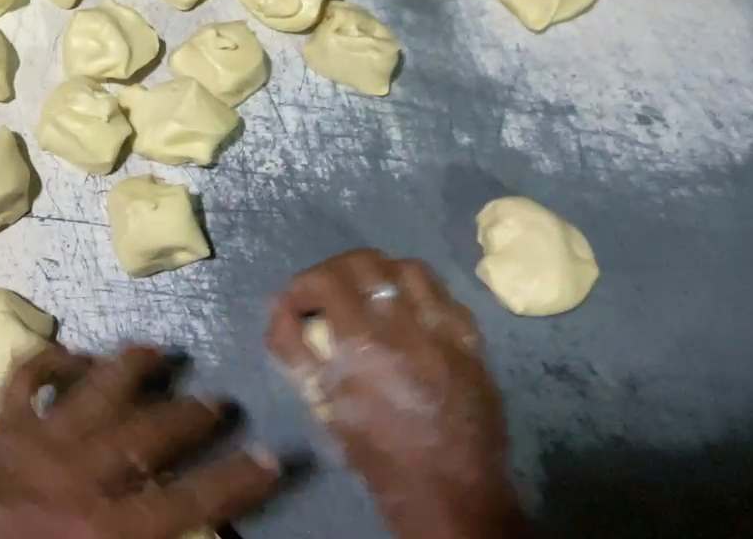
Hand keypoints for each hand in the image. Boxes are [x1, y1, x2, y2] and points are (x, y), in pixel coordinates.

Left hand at [0, 344, 280, 538]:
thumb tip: (190, 534)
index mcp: (105, 530)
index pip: (187, 504)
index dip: (234, 483)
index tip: (272, 456)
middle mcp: (78, 477)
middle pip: (146, 438)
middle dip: (188, 418)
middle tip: (221, 401)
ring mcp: (36, 442)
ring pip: (92, 393)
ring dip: (127, 370)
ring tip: (158, 350)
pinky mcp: (0, 426)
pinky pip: (25, 380)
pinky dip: (49, 361)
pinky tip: (72, 352)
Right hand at [266, 250, 526, 538]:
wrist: (448, 491)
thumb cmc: (372, 447)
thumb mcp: (317, 399)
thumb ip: (290, 346)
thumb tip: (278, 306)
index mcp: (364, 343)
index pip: (325, 279)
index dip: (302, 284)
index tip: (296, 303)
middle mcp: (407, 329)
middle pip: (368, 261)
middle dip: (337, 269)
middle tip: (328, 291)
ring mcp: (447, 335)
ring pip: (412, 269)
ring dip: (382, 274)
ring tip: (370, 294)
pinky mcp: (474, 348)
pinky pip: (448, 300)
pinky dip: (422, 296)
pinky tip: (409, 314)